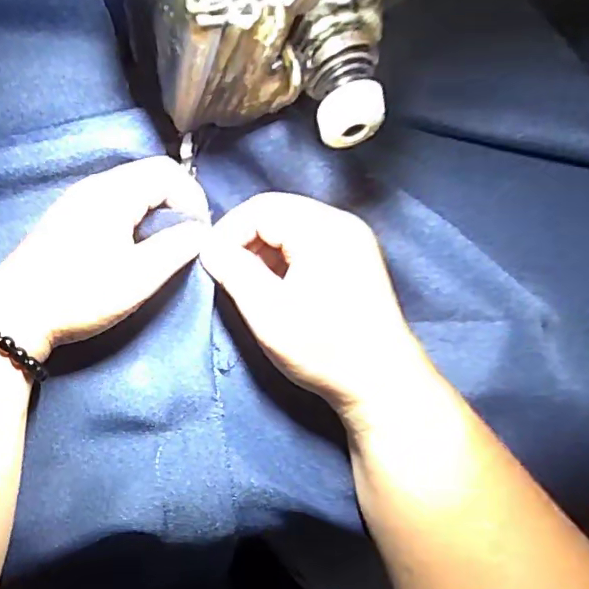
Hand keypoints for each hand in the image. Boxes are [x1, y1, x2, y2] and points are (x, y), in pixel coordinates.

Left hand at [0, 157, 210, 362]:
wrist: (16, 313)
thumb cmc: (80, 294)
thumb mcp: (139, 277)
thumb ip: (177, 248)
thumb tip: (200, 232)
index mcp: (113, 192)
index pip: (168, 172)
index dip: (193, 200)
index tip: (200, 236)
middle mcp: (92, 186)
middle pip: (147, 177)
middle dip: (175, 205)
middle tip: (184, 243)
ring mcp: (74, 203)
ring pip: (127, 193)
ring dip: (152, 214)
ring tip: (159, 251)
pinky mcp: (63, 222)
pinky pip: (108, 207)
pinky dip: (129, 221)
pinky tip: (126, 253)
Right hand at [200, 192, 435, 421]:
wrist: (380, 381)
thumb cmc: (323, 348)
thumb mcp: (266, 311)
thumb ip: (233, 271)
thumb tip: (208, 247)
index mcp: (323, 229)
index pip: (260, 207)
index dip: (227, 232)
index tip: (209, 265)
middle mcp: (342, 224)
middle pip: (277, 213)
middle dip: (245, 241)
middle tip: (227, 277)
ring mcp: (353, 242)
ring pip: (292, 229)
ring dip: (263, 252)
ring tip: (249, 288)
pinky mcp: (356, 261)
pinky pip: (309, 245)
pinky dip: (284, 261)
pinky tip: (276, 291)